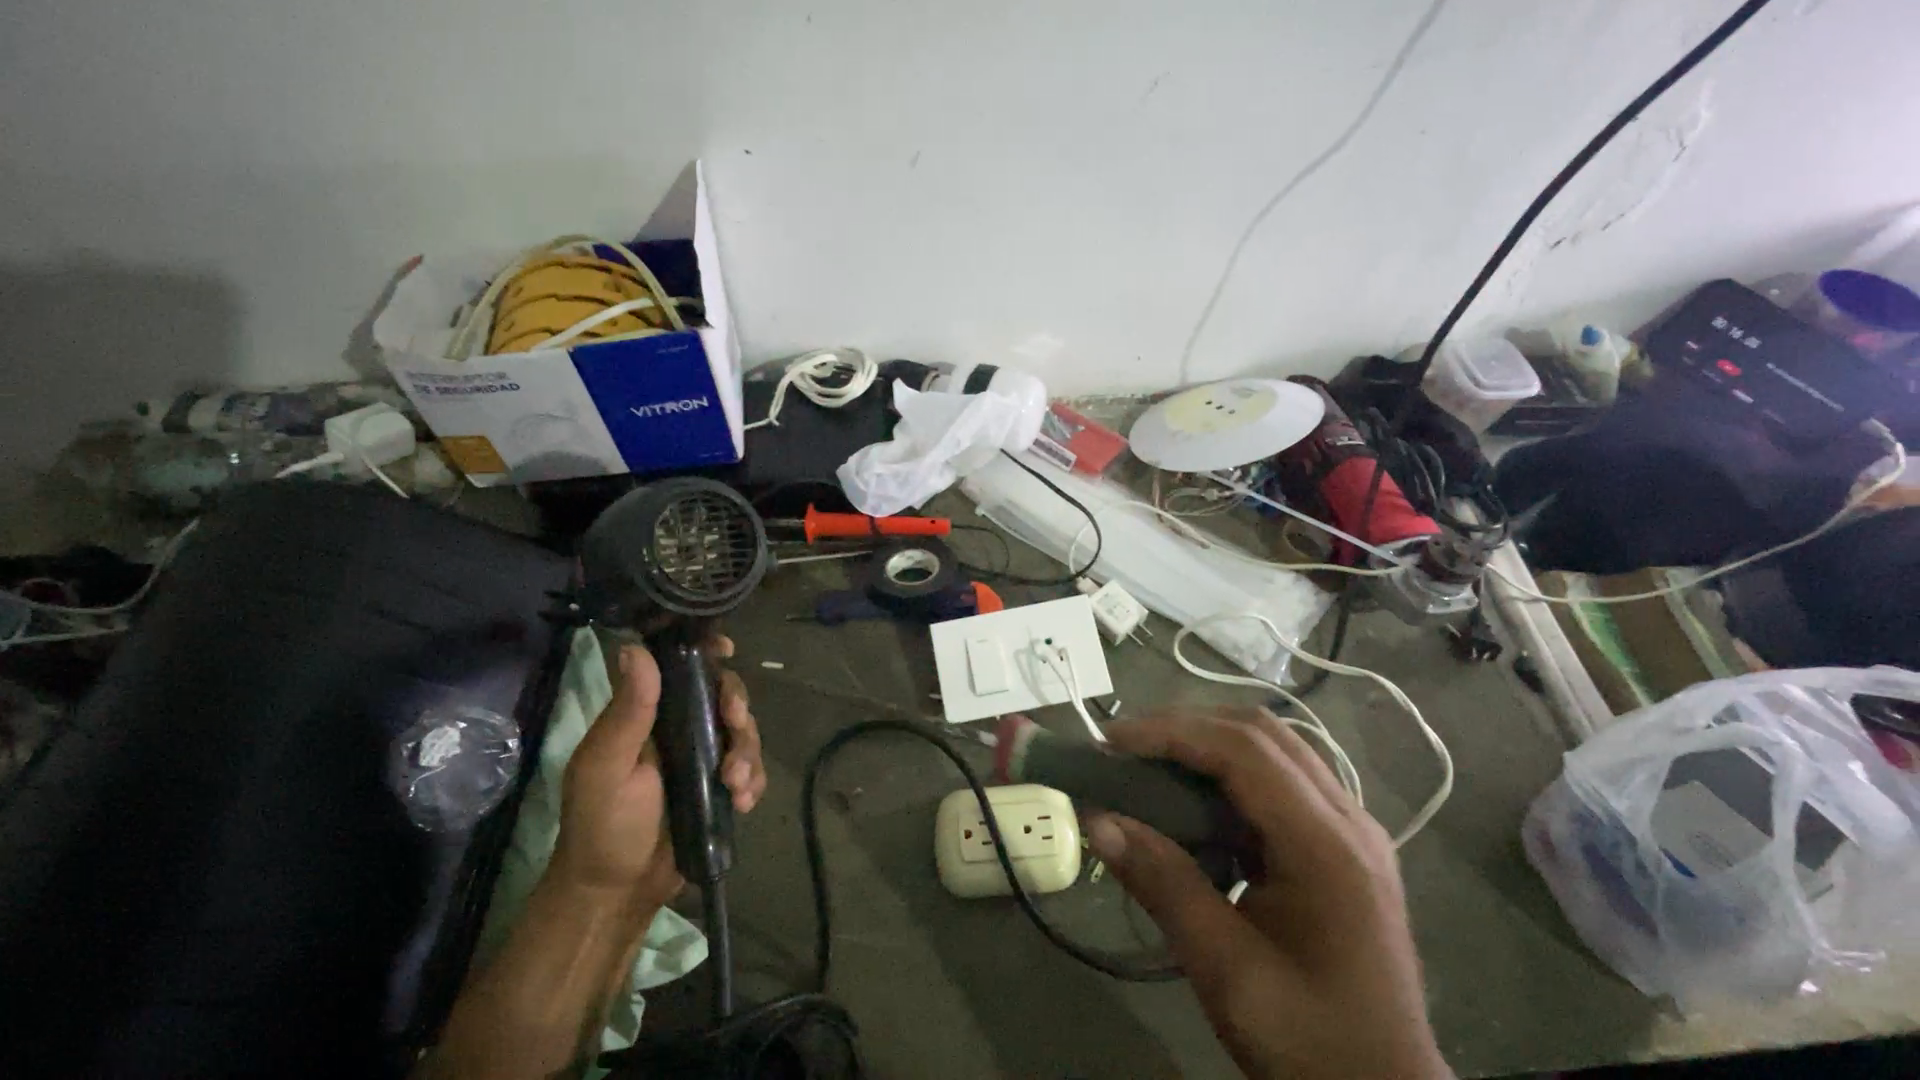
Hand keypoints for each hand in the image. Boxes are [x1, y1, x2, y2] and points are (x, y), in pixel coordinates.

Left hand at [550, 637, 766, 908]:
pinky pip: (751, 770)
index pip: (679, 669)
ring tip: (736, 784)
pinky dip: (754, 780)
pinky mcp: (720, 789)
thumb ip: (626, 712)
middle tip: (736, 724)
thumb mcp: (607, 767)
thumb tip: (635, 648)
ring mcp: (701, 760)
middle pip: (723, 697)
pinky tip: (745, 802)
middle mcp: (676, 730)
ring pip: (743, 733)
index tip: (726, 652)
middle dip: (738, 709)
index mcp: (645, 716)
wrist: (618, 893)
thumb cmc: (603, 826)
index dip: (706, 655)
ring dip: (748, 752)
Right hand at [1085, 707, 1450, 1079]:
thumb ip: (1165, 885)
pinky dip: (1231, 777)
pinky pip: (1284, 785)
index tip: (1110, 740)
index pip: (1245, 750)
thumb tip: (1098, 820)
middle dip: (1188, 727)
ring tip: (1150, 765)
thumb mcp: (1227, 970)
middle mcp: (1349, 820)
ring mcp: (1354, 833)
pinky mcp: (1345, 850)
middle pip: (1264, 734)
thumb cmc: (1308, 1039)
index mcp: (1327, 845)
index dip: (1172, 732)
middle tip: (1124, 748)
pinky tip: (1196, 806)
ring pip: (1277, 751)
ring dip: (1210, 745)